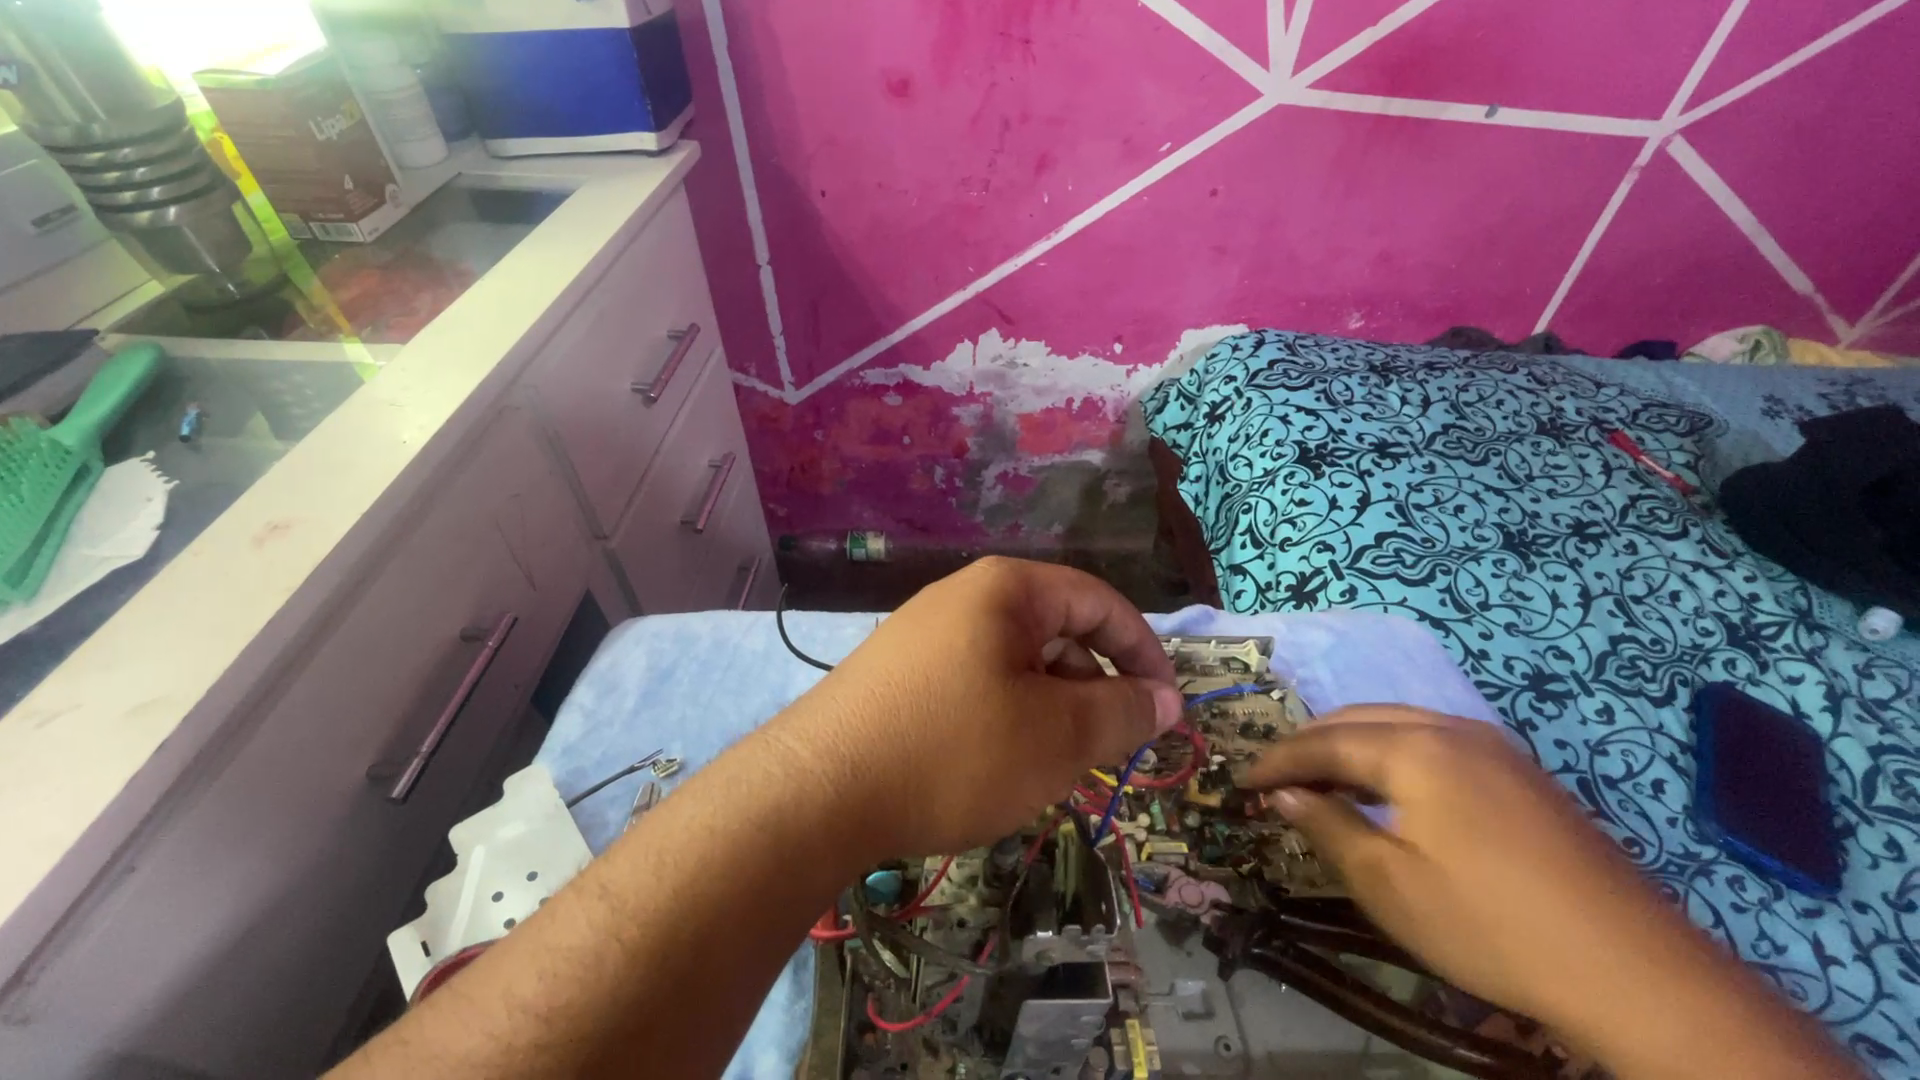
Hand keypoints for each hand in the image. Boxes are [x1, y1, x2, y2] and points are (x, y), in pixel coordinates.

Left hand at [763, 557, 1182, 857]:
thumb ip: (1123, 712)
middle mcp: (962, 598)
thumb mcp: (1058, 736)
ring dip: (1051, 708)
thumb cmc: (955, 752)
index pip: (1100, 602)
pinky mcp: (896, 676)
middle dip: (1095, 687)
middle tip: (1110, 747)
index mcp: (1007, 590)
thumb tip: (1168, 699)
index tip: (1167, 707)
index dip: (1145, 652)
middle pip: (1057, 630)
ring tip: (1055, 765)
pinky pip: (974, 685)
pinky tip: (999, 765)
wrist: (818, 792)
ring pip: (1015, 664)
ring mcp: (922, 636)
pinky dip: (1006, 718)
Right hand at [1244, 706, 1858, 1079]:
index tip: (1239, 781)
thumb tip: (1285, 796)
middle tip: (1275, 775)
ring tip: (1323, 778)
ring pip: (1402, 723)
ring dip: (1353, 744)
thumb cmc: (1487, 924)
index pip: (1324, 742)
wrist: (1632, 969)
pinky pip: (1437, 741)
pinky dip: (1395, 753)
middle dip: (1311, 743)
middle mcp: (1453, 729)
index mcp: (1415, 749)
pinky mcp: (1524, 774)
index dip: (1276, 761)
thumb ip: (1328, 828)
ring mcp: (1497, 747)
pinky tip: (1389, 789)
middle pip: (1361, 719)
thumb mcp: (1388, 884)